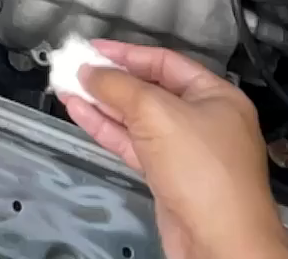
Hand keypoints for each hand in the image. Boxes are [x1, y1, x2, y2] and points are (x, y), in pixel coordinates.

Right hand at [59, 41, 287, 258]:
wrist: (221, 247)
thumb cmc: (201, 170)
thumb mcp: (155, 113)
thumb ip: (117, 85)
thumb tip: (87, 70)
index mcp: (215, 97)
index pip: (164, 62)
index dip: (125, 53)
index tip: (92, 49)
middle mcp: (203, 120)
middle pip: (147, 89)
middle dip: (109, 79)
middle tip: (74, 68)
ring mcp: (185, 150)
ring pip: (135, 118)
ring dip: (101, 102)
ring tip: (67, 87)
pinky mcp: (168, 176)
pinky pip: (132, 142)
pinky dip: (105, 127)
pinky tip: (79, 112)